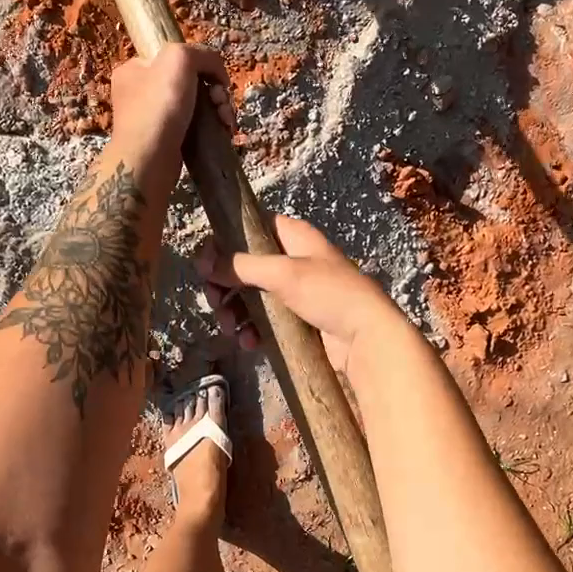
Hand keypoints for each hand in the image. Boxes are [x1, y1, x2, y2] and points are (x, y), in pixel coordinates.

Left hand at [110, 42, 234, 159]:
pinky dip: (212, 127)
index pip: (177, 57)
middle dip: (215, 91)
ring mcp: (155, 118)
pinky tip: (223, 132)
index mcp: (136, 68)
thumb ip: (202, 54)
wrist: (148, 161)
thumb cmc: (159, 106)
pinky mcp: (169, 140)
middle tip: (221, 103)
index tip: (216, 79)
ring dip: (219, 109)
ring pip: (198, 105)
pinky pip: (197, 126)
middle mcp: (142, 92)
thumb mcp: (180, 59)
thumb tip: (218, 73)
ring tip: (225, 121)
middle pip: (192, 82)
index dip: (202, 65)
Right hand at [197, 216, 408, 375]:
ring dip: (233, 310)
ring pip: (249, 294)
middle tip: (215, 303)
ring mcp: (293, 290)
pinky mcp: (295, 318)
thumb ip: (241, 266)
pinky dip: (250, 328)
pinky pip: (262, 319)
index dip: (223, 245)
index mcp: (291, 236)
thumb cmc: (329, 293)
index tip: (205, 267)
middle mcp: (290, 258)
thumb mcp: (283, 273)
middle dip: (224, 285)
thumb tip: (206, 263)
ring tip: (230, 328)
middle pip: (242, 264)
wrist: (367, 337)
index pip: (247, 229)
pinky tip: (248, 342)